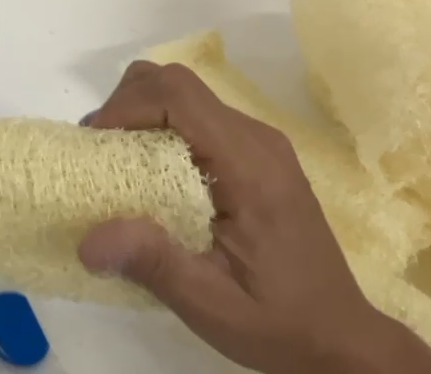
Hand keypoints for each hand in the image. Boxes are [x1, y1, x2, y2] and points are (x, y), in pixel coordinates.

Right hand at [78, 61, 430, 373]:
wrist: (344, 346)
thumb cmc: (280, 325)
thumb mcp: (212, 306)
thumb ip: (154, 264)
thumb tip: (87, 241)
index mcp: (251, 167)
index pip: (179, 95)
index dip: (127, 105)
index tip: (96, 142)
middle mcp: (257, 141)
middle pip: (176, 82)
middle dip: (125, 103)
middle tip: (99, 148)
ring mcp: (258, 144)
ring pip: (183, 93)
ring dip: (138, 111)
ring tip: (116, 157)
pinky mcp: (254, 154)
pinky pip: (195, 115)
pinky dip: (158, 124)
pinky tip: (148, 169)